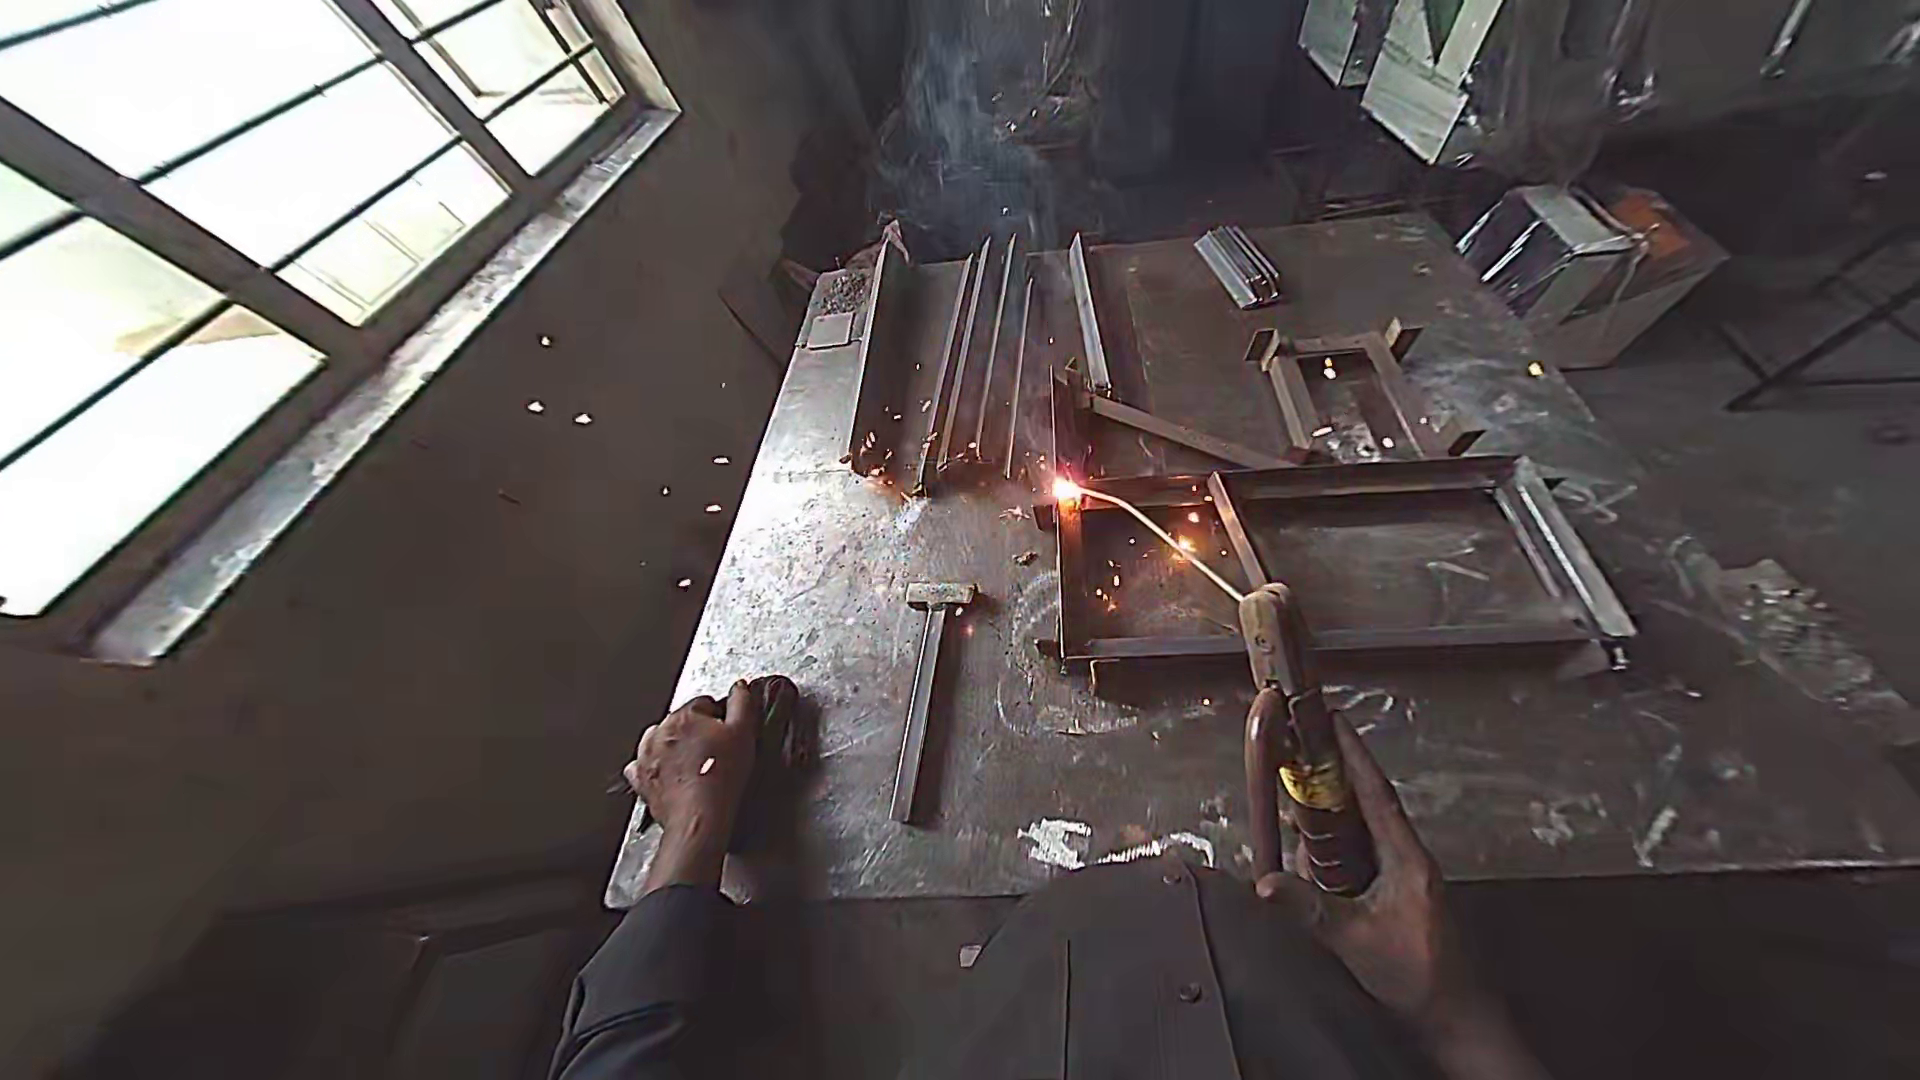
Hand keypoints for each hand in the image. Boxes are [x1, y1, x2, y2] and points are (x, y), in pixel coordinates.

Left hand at [626, 681, 757, 891]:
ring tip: (697, 765)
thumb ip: (742, 702)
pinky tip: (675, 775)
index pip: (704, 704)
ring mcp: (645, 757)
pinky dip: (658, 766)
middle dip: (698, 731)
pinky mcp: (640, 780)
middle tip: (717, 751)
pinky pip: (645, 765)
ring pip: (663, 740)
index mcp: (683, 716)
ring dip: (677, 747)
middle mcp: (659, 732)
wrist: (699, 817)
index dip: (720, 718)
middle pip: (682, 721)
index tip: (728, 733)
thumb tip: (738, 687)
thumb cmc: (721, 776)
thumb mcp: (744, 731)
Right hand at [1256, 714, 1466, 1021]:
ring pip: (1360, 825)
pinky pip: (1357, 849)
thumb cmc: (1424, 983)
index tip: (1334, 720)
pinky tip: (1306, 844)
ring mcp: (1401, 875)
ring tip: (1295, 790)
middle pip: (1366, 800)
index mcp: (1407, 859)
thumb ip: (1311, 908)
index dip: (1355, 754)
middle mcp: (1405, 858)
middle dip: (1334, 770)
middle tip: (1302, 745)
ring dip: (1329, 804)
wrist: (1463, 1031)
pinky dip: (1329, 837)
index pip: (1377, 793)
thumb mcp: (1360, 942)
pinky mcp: (1392, 891)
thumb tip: (1263, 882)